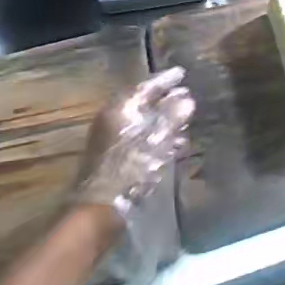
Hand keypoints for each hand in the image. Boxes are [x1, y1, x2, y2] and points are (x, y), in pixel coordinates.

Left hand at [73, 66, 193, 222]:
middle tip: (185, 96)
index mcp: (119, 109)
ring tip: (184, 121)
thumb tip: (187, 98)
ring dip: (161, 121)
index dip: (164, 80)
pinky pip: (137, 138)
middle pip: (141, 103)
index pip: (144, 87)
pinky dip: (154, 137)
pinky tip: (170, 146)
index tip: (182, 74)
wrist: (98, 210)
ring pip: (140, 122)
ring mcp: (108, 139)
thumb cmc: (128, 172)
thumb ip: (171, 118)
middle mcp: (110, 119)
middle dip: (164, 100)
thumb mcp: (155, 142)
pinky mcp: (110, 157)